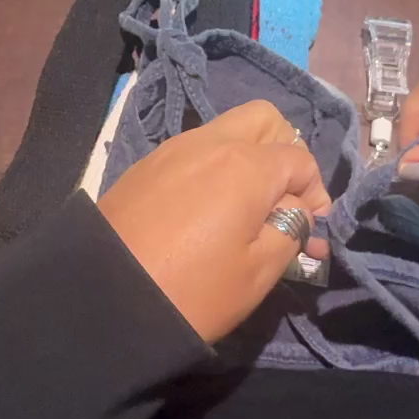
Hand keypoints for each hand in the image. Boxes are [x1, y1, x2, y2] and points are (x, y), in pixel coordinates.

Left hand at [98, 101, 332, 341]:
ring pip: (228, 129)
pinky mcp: (148, 164)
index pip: (301, 159)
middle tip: (281, 200)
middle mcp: (213, 142)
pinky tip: (207, 208)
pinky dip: (214, 166)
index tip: (309, 233)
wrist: (102, 299)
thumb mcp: (257, 273)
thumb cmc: (191, 290)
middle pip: (265, 119)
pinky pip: (195, 149)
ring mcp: (175, 148)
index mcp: (247, 165)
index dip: (316, 195)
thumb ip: (290, 231)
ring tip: (245, 207)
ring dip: (248, 156)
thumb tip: (298, 211)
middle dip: (285, 152)